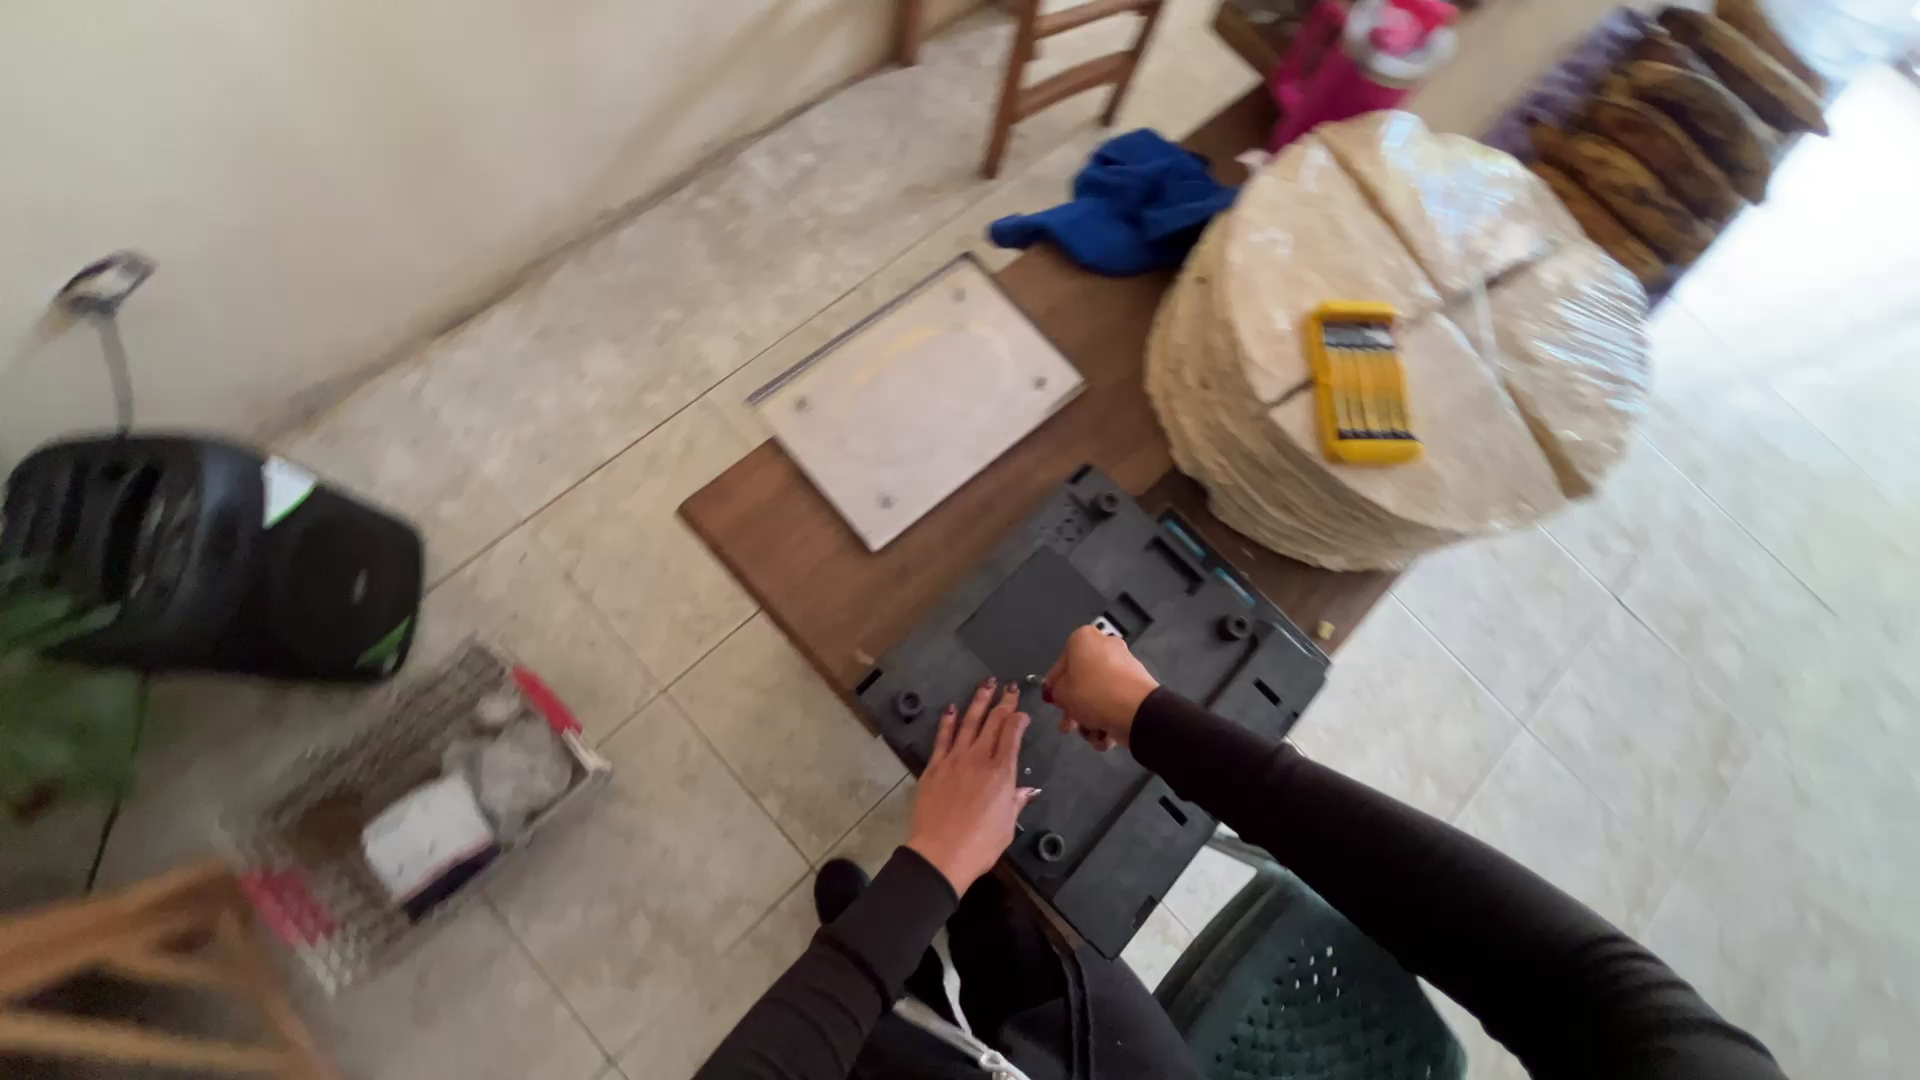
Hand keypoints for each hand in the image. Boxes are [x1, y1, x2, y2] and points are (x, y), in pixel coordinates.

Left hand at [906, 678, 1038, 894]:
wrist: (941, 853)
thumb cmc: (980, 845)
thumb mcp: (1007, 825)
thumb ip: (1016, 802)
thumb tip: (1027, 790)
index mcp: (1002, 773)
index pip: (1012, 735)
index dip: (1019, 718)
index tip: (1022, 712)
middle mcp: (979, 759)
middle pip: (993, 723)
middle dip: (1004, 702)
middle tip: (1010, 687)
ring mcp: (954, 760)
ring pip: (969, 723)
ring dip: (979, 702)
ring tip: (986, 684)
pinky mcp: (934, 767)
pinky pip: (942, 738)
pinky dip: (948, 721)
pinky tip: (952, 708)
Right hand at [1042, 625, 1159, 750]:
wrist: (1136, 710)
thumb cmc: (1092, 694)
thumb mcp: (1062, 694)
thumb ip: (1056, 692)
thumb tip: (1060, 693)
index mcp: (1084, 639)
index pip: (1061, 663)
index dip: (1053, 685)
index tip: (1052, 702)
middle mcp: (1105, 646)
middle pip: (1082, 679)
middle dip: (1074, 706)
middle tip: (1068, 725)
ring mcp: (1124, 665)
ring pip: (1099, 693)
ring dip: (1090, 717)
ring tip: (1088, 735)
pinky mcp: (1138, 684)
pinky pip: (1115, 700)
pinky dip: (1108, 718)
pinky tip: (1103, 737)